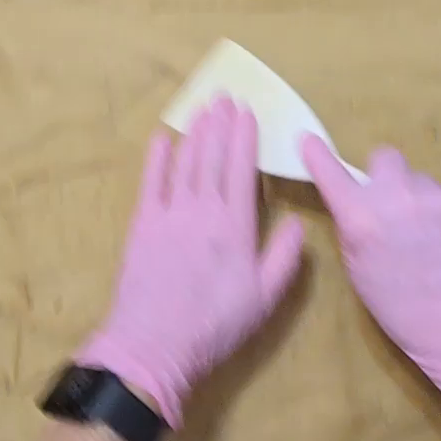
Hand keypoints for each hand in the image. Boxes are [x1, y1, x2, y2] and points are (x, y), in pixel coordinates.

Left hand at [77, 98, 305, 428]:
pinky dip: (157, 158)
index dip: (245, 137)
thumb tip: (299, 222)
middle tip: (224, 96)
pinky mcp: (142, 225)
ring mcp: (169, 214)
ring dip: (195, 132)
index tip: (248, 111)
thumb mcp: (264, 298)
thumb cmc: (215, 324)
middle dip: (220, 124)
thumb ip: (285, 257)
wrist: (154, 345)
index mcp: (236, 225)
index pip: (241, 169)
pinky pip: (150, 183)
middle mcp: (203, 210)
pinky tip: (162, 138)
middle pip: (212, 157)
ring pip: (185, 163)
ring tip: (202, 108)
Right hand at [300, 135, 440, 412]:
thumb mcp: (359, 271)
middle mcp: (397, 197)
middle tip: (393, 207)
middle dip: (385, 176)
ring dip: (420, 201)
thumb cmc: (400, 312)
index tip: (309, 140)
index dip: (318, 155)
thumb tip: (358, 205)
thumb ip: (354, 229)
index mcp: (361, 218)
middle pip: (385, 157)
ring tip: (432, 240)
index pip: (332, 172)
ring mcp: (438, 197)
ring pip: (422, 182)